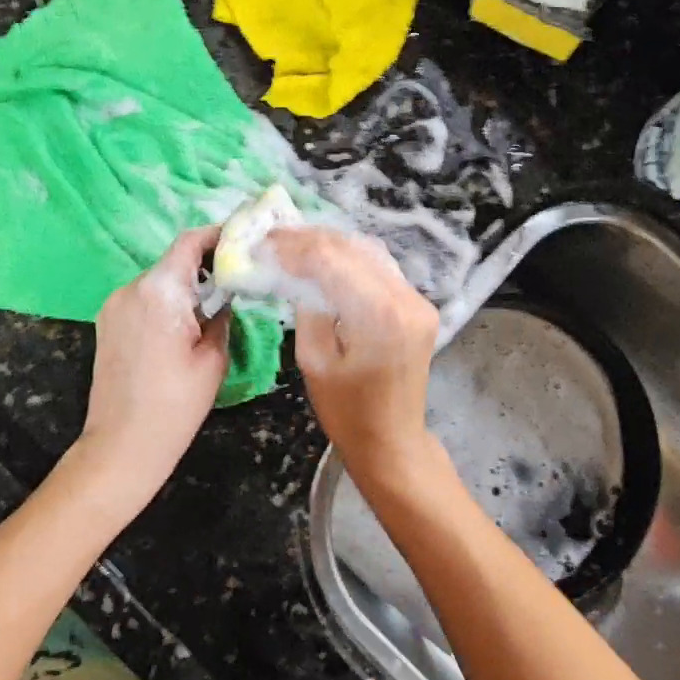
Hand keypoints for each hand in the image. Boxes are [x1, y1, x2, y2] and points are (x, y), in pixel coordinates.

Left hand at [73, 227, 230, 507]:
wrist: (122, 444)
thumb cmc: (175, 405)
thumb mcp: (212, 358)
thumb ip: (220, 314)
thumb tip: (223, 293)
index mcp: (158, 291)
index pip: (189, 242)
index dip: (216, 235)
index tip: (242, 240)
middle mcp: (131, 289)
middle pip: (172, 263)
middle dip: (204, 268)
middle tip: (235, 282)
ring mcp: (113, 305)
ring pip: (157, 282)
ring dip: (183, 288)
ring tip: (210, 311)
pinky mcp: (106, 322)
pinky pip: (142, 300)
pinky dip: (164, 304)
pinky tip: (180, 329)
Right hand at [267, 227, 439, 480]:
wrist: (391, 439)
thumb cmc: (346, 410)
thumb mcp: (313, 358)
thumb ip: (307, 306)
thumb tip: (293, 271)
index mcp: (379, 315)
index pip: (331, 259)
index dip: (293, 247)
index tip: (262, 244)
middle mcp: (407, 298)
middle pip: (352, 248)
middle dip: (308, 239)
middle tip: (271, 239)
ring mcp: (418, 299)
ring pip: (368, 251)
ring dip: (328, 244)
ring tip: (292, 244)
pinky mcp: (417, 304)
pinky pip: (379, 267)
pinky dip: (348, 258)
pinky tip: (322, 258)